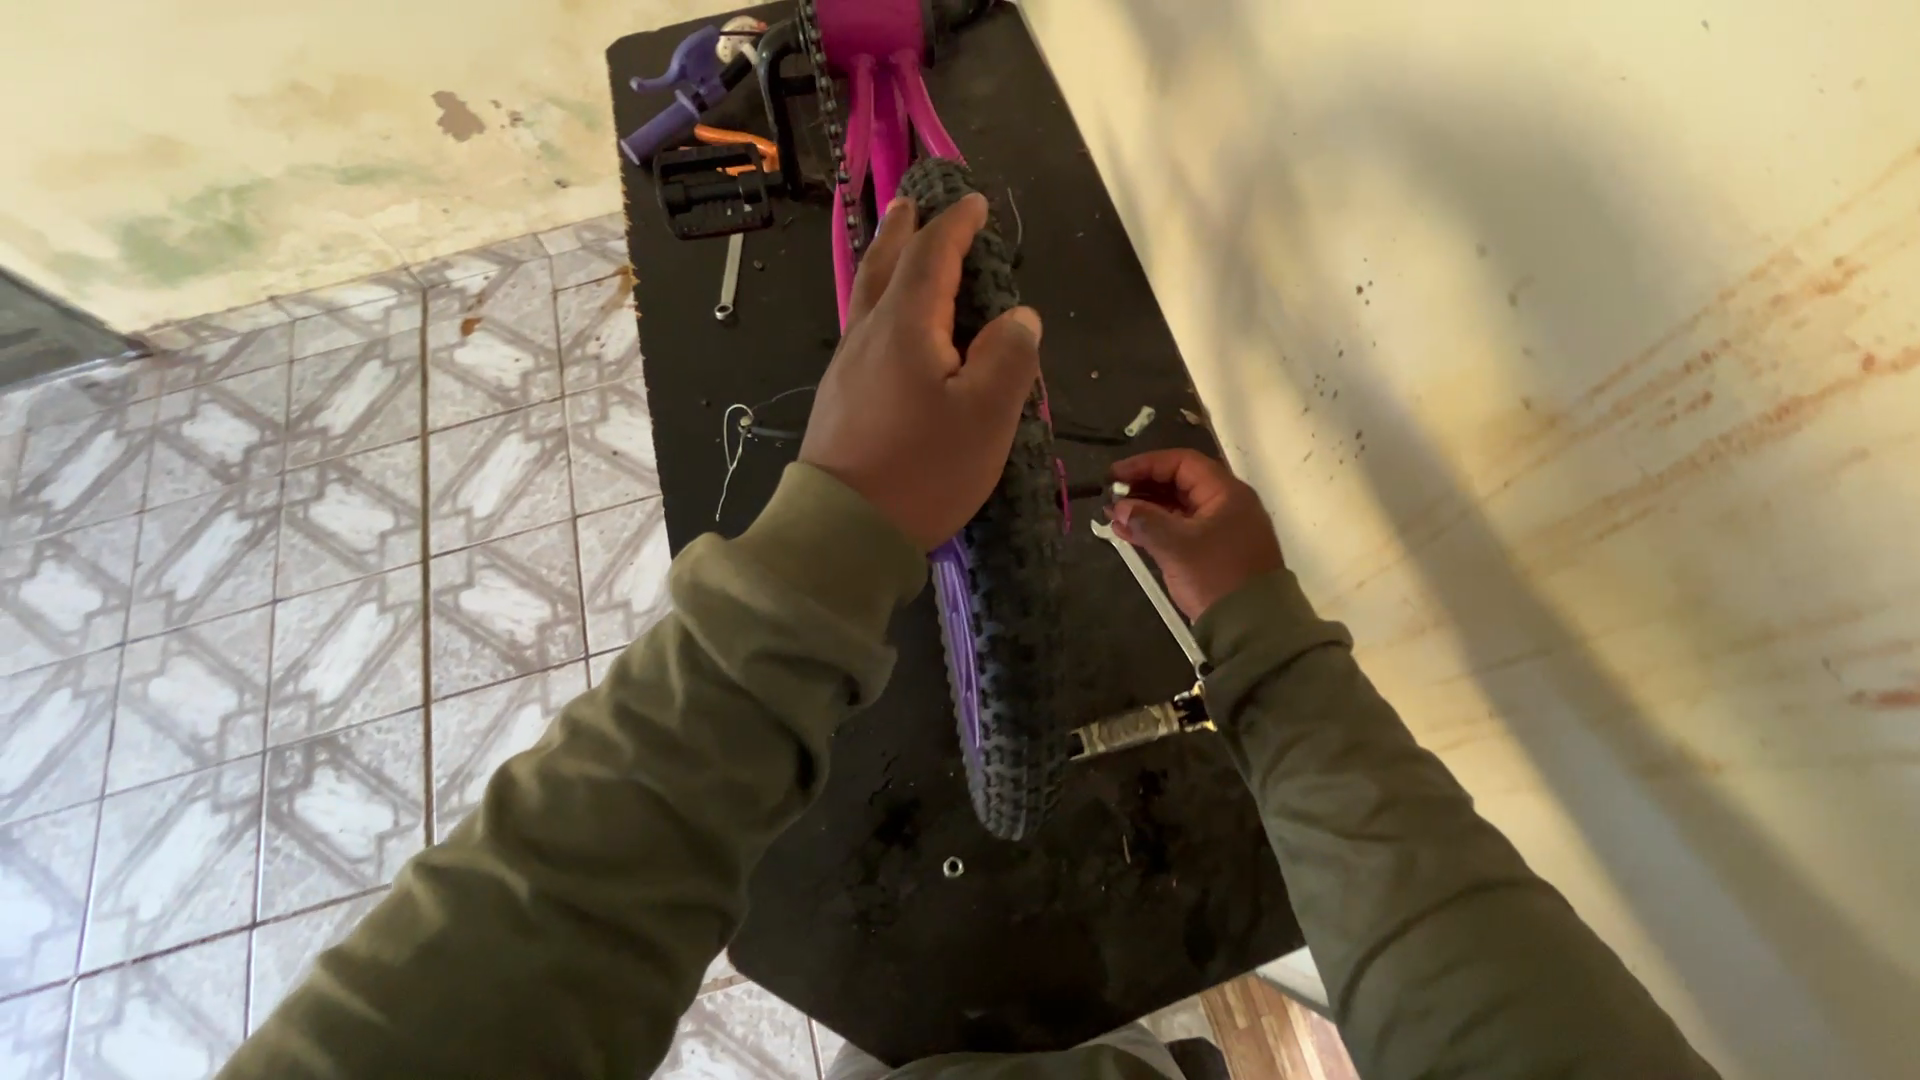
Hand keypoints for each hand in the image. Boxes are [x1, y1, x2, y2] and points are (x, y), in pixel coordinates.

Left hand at [801, 194, 1042, 550]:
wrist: (844, 529)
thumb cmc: (923, 470)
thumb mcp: (986, 416)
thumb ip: (1008, 358)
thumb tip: (1018, 318)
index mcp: (907, 327)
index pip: (932, 256)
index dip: (956, 226)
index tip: (974, 203)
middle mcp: (869, 335)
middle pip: (885, 266)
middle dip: (903, 231)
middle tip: (912, 204)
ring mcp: (847, 367)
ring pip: (866, 297)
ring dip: (884, 262)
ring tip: (896, 245)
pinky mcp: (839, 399)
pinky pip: (861, 331)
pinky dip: (878, 304)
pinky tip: (885, 323)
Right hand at [1108, 449, 1283, 619]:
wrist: (1251, 626)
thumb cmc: (1216, 577)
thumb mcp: (1176, 547)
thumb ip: (1145, 521)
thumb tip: (1119, 507)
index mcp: (1226, 493)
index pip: (1182, 462)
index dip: (1146, 464)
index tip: (1114, 475)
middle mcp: (1226, 504)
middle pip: (1179, 483)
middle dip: (1143, 487)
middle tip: (1111, 496)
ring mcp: (1220, 528)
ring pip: (1178, 507)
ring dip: (1145, 509)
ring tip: (1113, 515)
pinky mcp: (1213, 550)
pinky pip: (1180, 529)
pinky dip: (1155, 528)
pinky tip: (1127, 532)